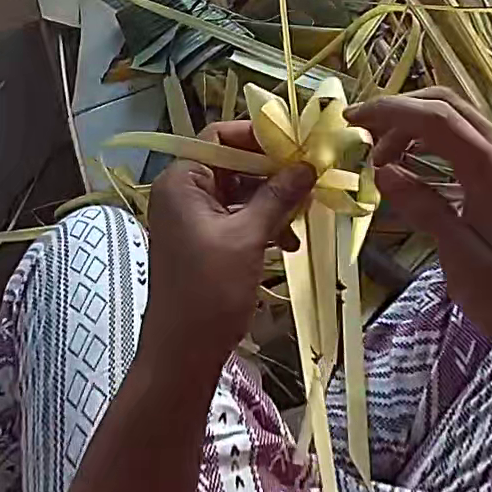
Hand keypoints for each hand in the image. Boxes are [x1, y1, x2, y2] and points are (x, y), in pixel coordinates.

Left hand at [141, 122, 315, 374]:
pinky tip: (287, 240)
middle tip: (309, 177)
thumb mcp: (248, 238)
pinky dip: (260, 222)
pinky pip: (235, 216)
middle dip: (271, 172)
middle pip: (231, 163)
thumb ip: (276, 197)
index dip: (256, 137)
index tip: (295, 145)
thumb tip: (307, 166)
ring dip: (270, 200)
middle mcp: (182, 191)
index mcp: (181, 180)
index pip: (218, 137)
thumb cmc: (209, 290)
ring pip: (237, 191)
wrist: (182, 353)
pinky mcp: (203, 239)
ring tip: (304, 212)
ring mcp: (191, 216)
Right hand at [344, 88, 491, 369]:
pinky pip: (465, 135)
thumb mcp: (463, 261)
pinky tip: (411, 165)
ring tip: (381, 156)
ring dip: (412, 123)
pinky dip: (430, 137)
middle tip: (361, 133)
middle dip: (397, 110)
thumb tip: (383, 171)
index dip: (389, 111)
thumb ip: (425, 210)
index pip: (436, 118)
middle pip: (446, 104)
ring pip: (456, 115)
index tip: (351, 120)